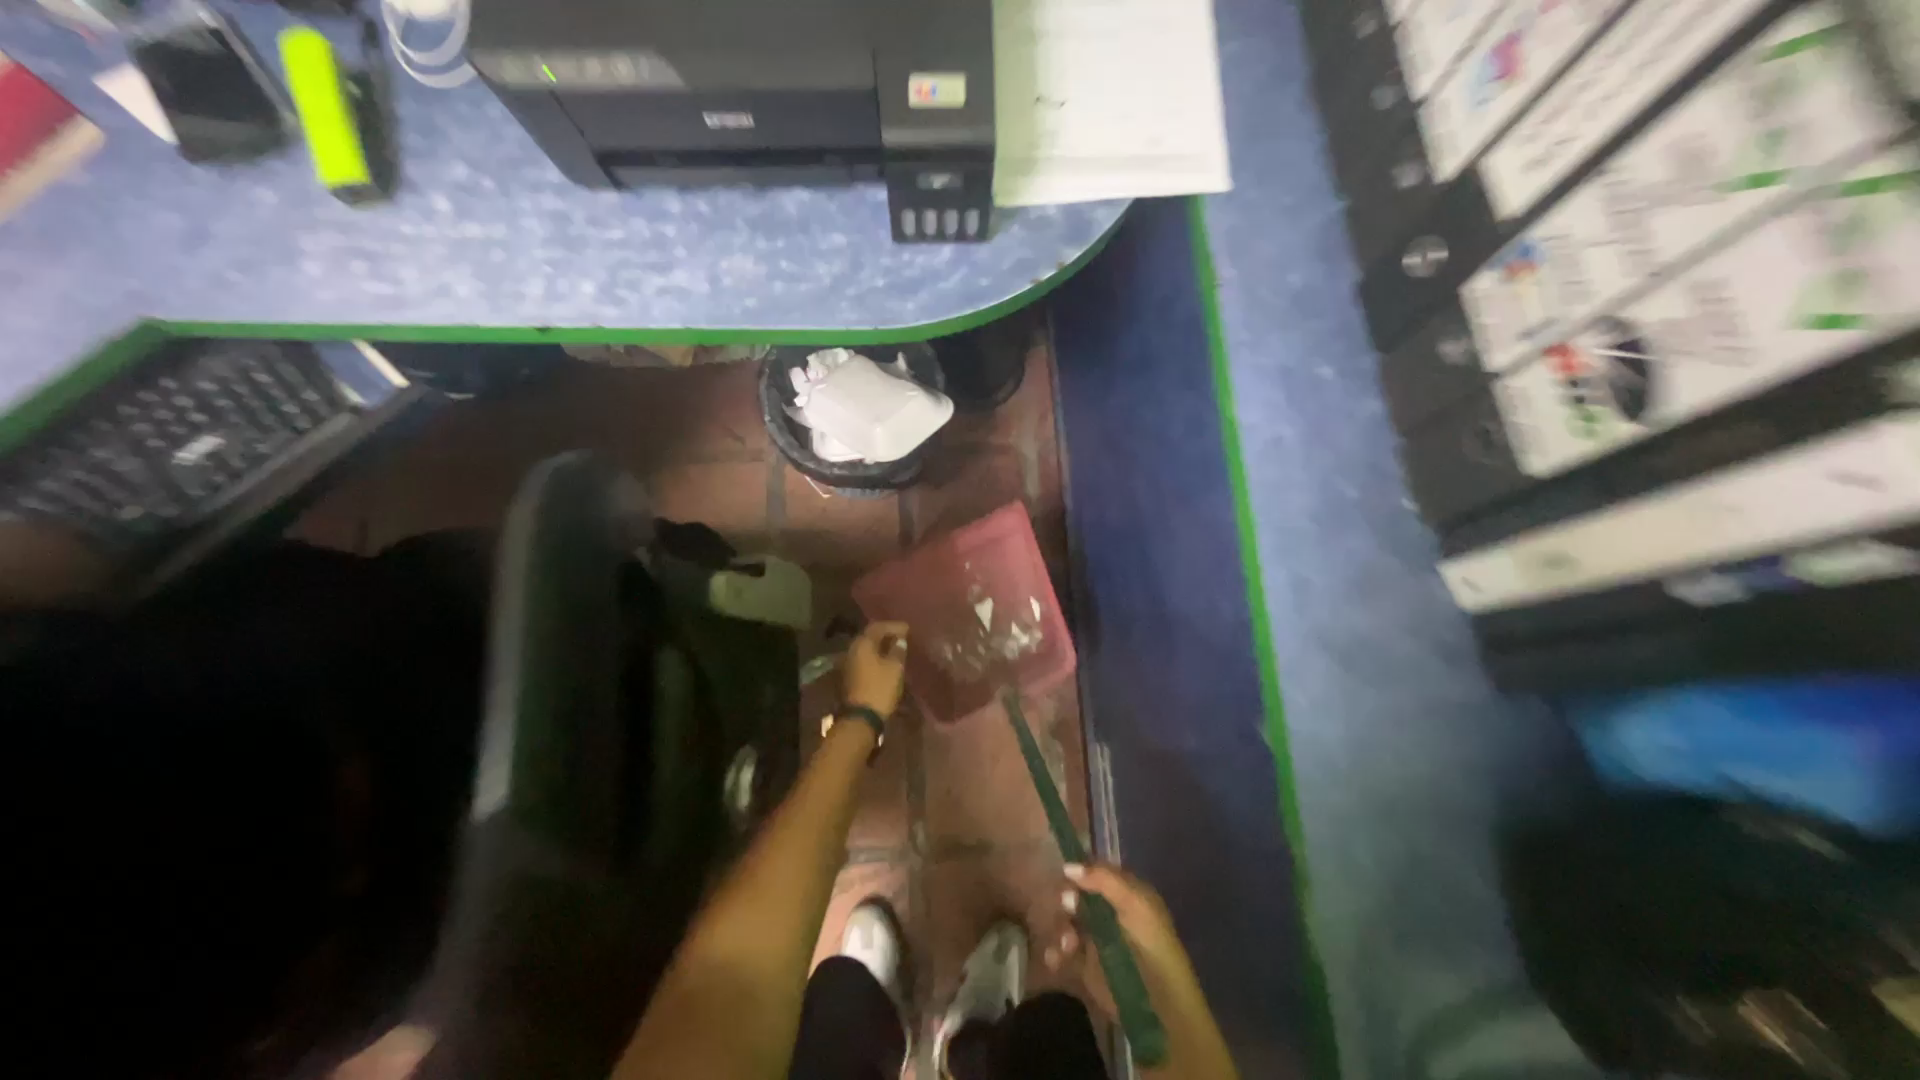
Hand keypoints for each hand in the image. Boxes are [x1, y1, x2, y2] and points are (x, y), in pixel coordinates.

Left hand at [843, 620, 908, 716]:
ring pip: (866, 649)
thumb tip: (899, 640)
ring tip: (896, 650)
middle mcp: (851, 650)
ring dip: (880, 647)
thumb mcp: (895, 668)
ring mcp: (848, 664)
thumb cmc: (880, 688)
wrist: (861, 718)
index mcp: (862, 644)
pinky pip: (864, 660)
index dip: (894, 626)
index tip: (908, 629)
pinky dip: (876, 658)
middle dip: (886, 635)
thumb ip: (898, 650)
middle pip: (869, 637)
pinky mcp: (849, 677)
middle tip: (902, 637)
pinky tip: (886, 662)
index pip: (877, 627)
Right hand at [1045, 862, 1195, 1014]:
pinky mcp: (1086, 967)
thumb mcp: (1135, 904)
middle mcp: (1111, 914)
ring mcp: (1097, 940)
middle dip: (1068, 900)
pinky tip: (1056, 959)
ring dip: (1061, 928)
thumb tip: (1068, 866)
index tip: (1065, 872)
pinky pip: (1063, 952)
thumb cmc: (1152, 946)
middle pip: (1077, 896)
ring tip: (1068, 944)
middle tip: (1069, 907)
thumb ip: (1104, 880)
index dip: (1081, 870)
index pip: (1098, 873)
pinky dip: (1055, 952)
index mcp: (1128, 895)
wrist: (1160, 1005)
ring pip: (1067, 923)